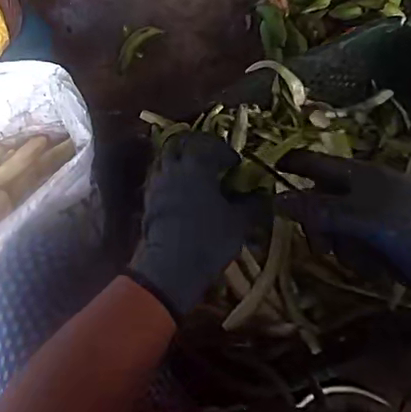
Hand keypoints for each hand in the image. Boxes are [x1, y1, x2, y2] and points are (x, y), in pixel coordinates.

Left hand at [125, 132, 260, 320]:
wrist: (169, 267)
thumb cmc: (208, 239)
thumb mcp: (239, 222)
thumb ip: (252, 204)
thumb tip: (263, 194)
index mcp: (196, 164)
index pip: (209, 144)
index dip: (224, 151)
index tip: (235, 164)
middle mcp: (173, 168)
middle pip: (181, 145)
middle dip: (197, 148)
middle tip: (211, 161)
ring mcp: (156, 184)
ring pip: (166, 161)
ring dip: (181, 163)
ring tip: (196, 178)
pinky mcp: (147, 202)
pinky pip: (159, 180)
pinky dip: (171, 181)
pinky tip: (182, 197)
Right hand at [274, 150, 410, 332]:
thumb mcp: (363, 219)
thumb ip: (320, 210)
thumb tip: (275, 200)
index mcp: (361, 174)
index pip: (315, 163)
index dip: (292, 166)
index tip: (270, 175)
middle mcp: (368, 189)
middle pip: (323, 202)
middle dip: (321, 228)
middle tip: (325, 249)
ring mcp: (381, 214)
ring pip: (340, 230)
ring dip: (345, 249)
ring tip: (365, 264)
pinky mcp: (392, 239)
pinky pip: (361, 247)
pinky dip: (364, 260)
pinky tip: (381, 270)